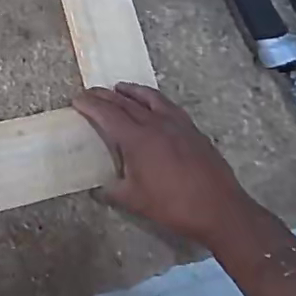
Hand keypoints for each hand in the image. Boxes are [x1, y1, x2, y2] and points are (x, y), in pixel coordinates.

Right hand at [72, 83, 260, 248]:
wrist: (219, 207)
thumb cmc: (173, 206)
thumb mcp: (135, 201)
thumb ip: (112, 190)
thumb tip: (98, 187)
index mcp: (137, 139)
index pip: (107, 114)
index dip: (90, 105)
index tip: (77, 99)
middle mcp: (155, 123)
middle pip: (125, 102)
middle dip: (104, 95)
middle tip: (90, 92)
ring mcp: (176, 123)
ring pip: (148, 98)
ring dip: (130, 91)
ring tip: (118, 88)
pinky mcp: (191, 128)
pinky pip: (167, 104)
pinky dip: (153, 98)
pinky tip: (152, 103)